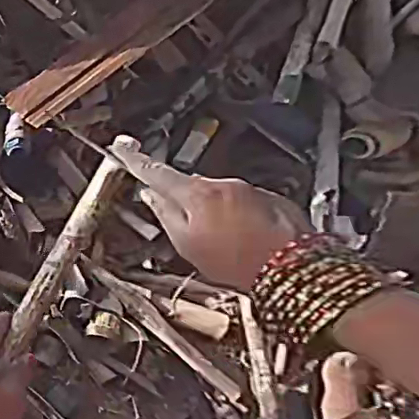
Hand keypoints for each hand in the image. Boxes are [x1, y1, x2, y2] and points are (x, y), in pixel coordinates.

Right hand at [111, 135, 310, 288]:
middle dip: (182, 199)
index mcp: (196, 193)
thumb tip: (151, 196)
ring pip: (217, 194)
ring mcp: (250, 190)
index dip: (136, 160)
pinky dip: (236, 216)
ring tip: (219, 242)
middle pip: (189, 184)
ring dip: (211, 211)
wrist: (296, 270)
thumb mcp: (186, 244)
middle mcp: (223, 184)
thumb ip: (164, 214)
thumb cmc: (236, 262)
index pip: (157, 171)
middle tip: (183, 228)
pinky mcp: (273, 199)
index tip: (123, 147)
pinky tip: (241, 239)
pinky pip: (242, 202)